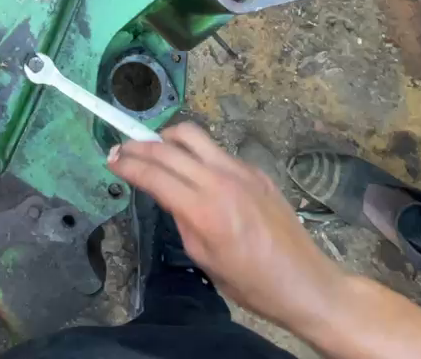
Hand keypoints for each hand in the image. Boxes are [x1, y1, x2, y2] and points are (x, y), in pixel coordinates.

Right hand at [108, 123, 350, 331]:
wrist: (309, 285)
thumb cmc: (253, 285)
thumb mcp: (204, 258)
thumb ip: (180, 218)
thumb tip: (166, 193)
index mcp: (203, 210)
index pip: (153, 174)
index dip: (127, 164)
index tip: (111, 159)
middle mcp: (219, 181)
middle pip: (166, 148)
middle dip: (137, 146)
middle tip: (121, 150)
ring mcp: (240, 171)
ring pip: (191, 134)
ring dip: (166, 137)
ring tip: (156, 149)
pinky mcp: (255, 170)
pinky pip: (216, 151)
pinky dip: (197, 154)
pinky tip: (196, 172)